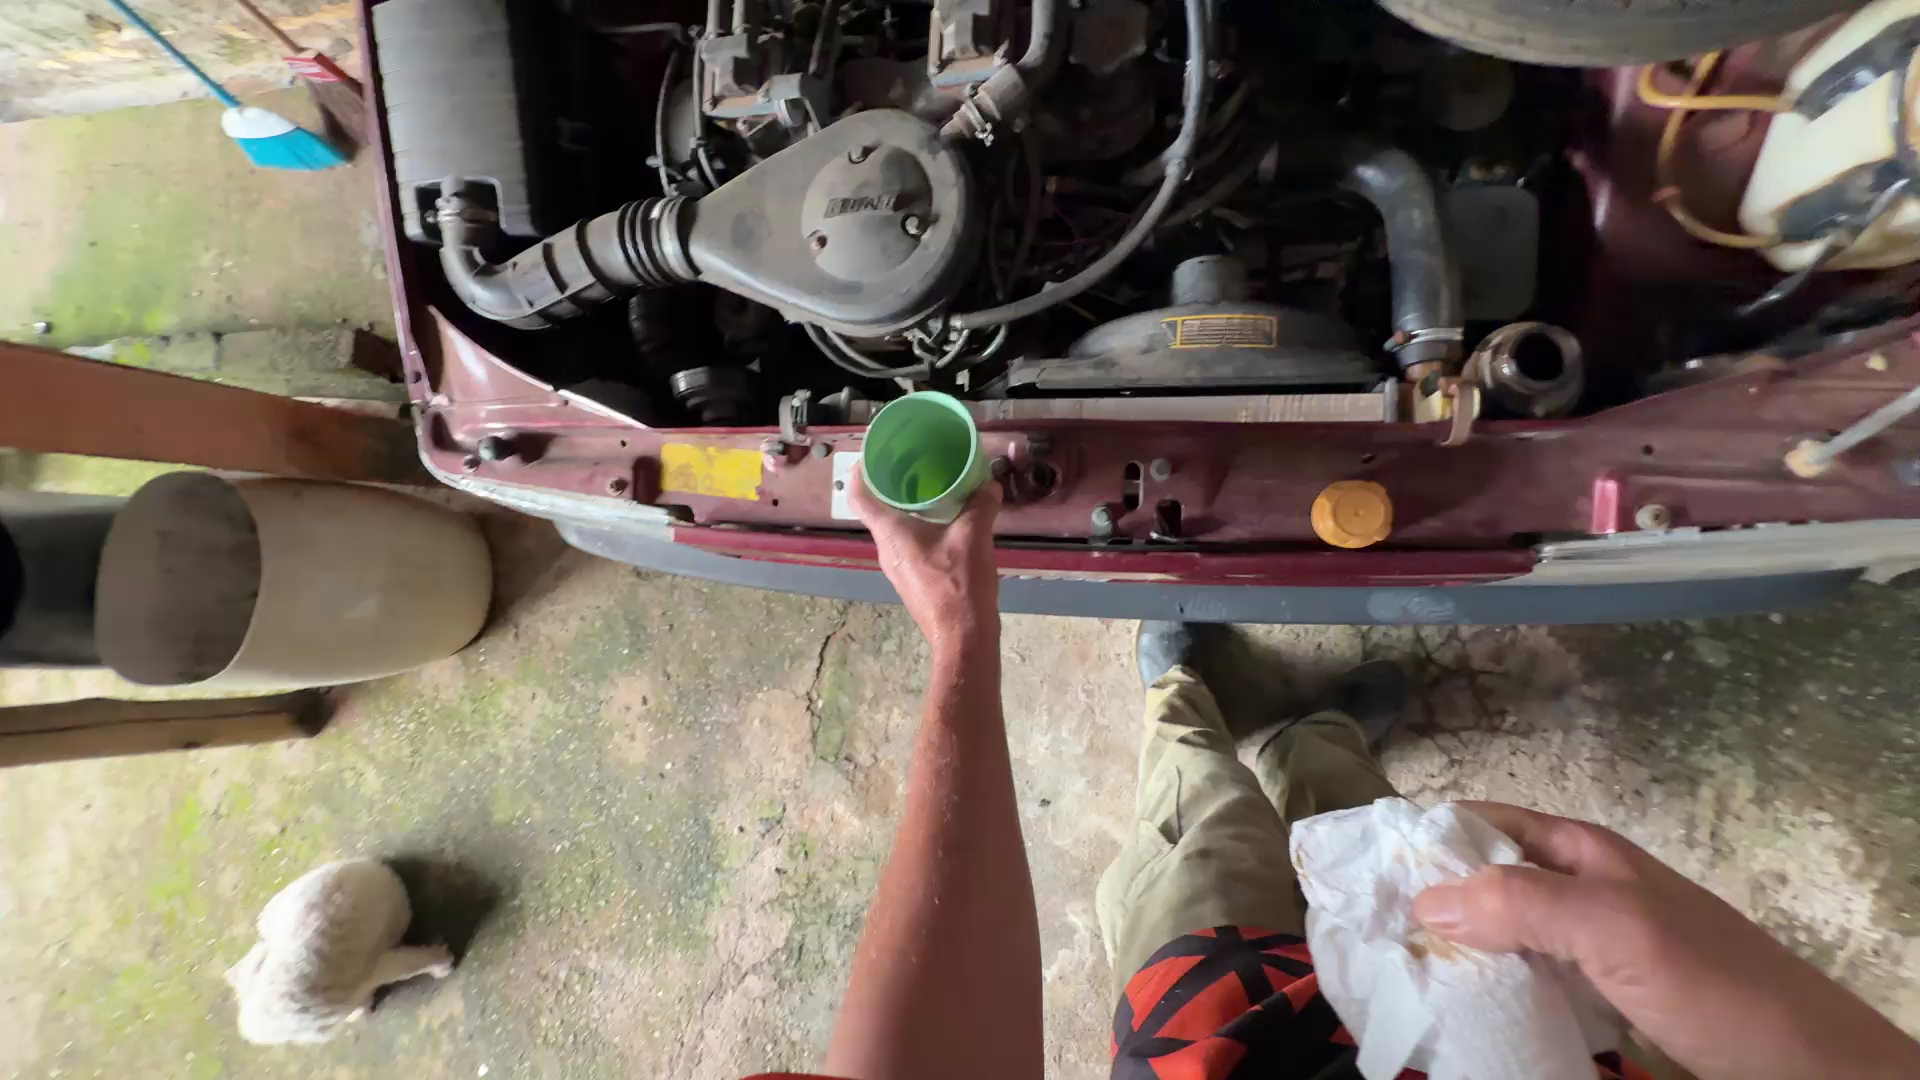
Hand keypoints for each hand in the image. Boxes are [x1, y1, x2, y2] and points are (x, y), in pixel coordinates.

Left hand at [851, 465, 1003, 660]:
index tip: (875, 453)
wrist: (963, 637)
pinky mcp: (912, 579)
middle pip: (877, 509)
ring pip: (894, 527)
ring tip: (932, 488)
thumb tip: (990, 484)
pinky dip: (920, 526)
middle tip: (914, 462)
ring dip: (908, 506)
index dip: (861, 471)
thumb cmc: (959, 584)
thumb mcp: (974, 537)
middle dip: (892, 483)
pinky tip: (945, 522)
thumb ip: (981, 505)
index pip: (859, 496)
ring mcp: (897, 567)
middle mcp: (886, 548)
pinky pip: (908, 543)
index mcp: (891, 532)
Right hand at [1412, 803, 1919, 1079]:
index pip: (1476, 822)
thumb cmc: (1715, 983)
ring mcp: (1586, 938)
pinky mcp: (1595, 988)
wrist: (1823, 1079)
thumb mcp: (1614, 927)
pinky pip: (1523, 970)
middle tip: (1377, 920)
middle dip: (1430, 891)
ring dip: (1455, 937)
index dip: (1424, 836)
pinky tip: (1463, 994)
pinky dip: (1488, 976)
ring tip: (1404, 957)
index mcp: (1575, 847)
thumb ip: (1518, 902)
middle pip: (1481, 873)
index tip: (1373, 866)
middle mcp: (1574, 883)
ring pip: (1497, 924)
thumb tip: (1420, 901)